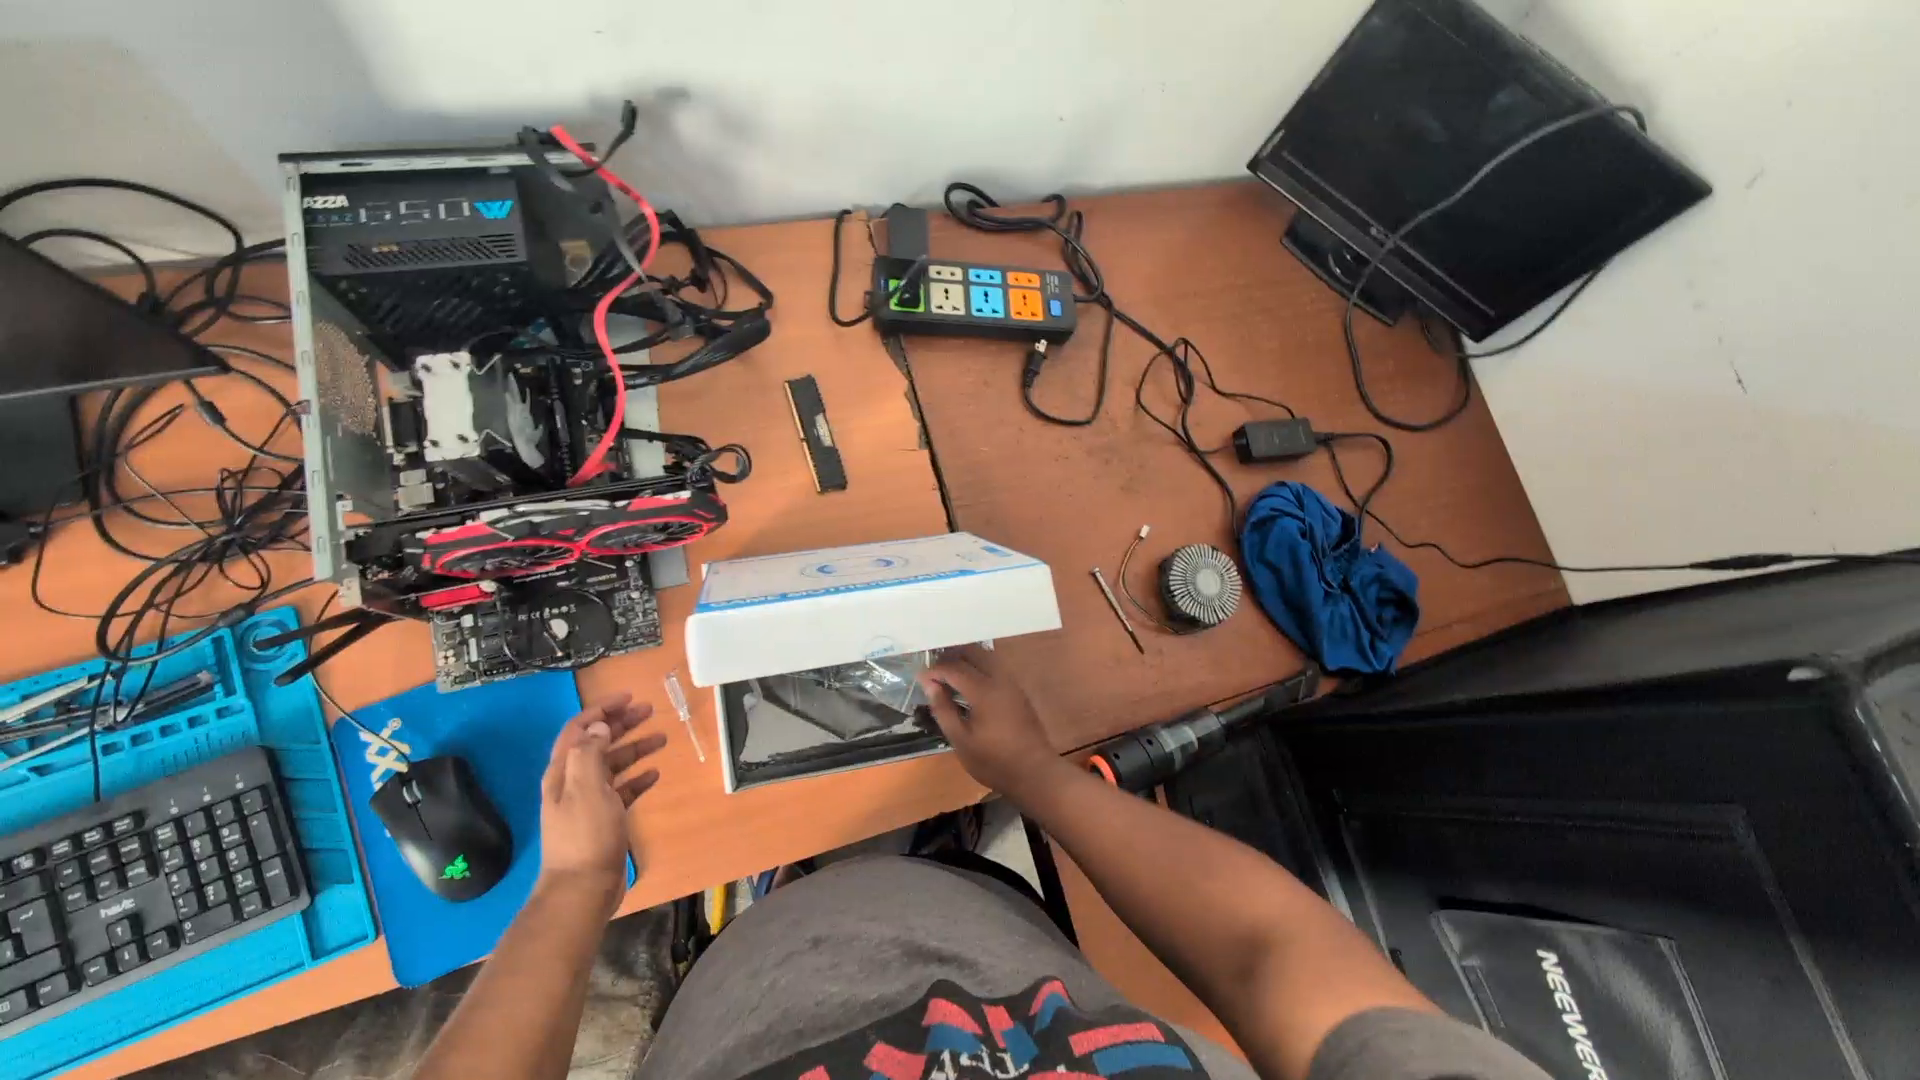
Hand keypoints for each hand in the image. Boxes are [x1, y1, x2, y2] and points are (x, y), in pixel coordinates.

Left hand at [538, 693, 666, 911]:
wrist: (582, 888)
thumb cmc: (585, 835)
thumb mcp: (586, 789)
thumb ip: (590, 753)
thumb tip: (600, 727)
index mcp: (563, 772)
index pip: (579, 730)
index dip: (601, 710)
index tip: (628, 698)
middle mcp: (573, 782)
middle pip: (597, 744)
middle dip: (621, 724)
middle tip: (649, 711)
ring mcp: (589, 801)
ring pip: (612, 765)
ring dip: (634, 748)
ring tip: (661, 738)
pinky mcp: (604, 819)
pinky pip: (622, 790)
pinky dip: (637, 779)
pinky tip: (654, 774)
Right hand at [917, 645, 1062, 797]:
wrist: (1034, 772)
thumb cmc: (993, 761)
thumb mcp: (960, 739)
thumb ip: (943, 709)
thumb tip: (929, 685)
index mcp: (984, 690)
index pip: (954, 667)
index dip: (935, 670)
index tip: (921, 678)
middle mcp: (1000, 679)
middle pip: (973, 652)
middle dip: (951, 656)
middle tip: (934, 669)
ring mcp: (1012, 683)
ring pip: (987, 657)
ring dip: (966, 659)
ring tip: (948, 674)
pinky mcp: (1018, 690)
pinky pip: (996, 667)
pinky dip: (979, 666)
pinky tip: (969, 683)